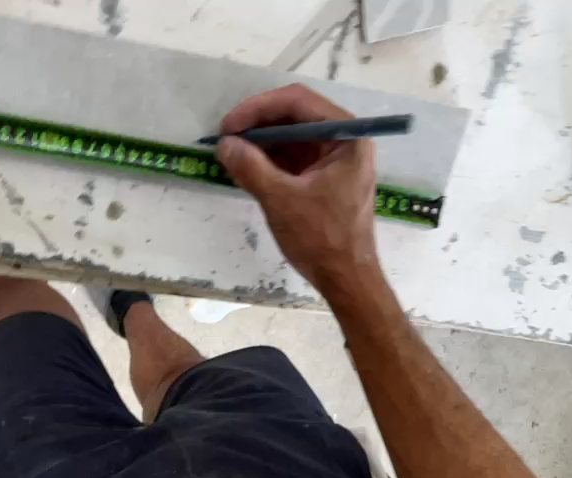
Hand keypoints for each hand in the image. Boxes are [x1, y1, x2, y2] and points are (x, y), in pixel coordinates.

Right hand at [216, 85, 383, 296]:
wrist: (347, 280)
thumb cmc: (322, 240)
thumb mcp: (281, 201)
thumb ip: (251, 168)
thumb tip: (224, 145)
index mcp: (347, 135)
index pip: (298, 102)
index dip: (258, 109)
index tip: (228, 126)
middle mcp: (345, 141)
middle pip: (295, 118)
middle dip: (258, 127)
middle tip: (226, 140)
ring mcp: (336, 162)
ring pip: (293, 141)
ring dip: (262, 146)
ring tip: (232, 156)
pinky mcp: (326, 182)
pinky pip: (295, 162)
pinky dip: (271, 164)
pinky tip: (247, 171)